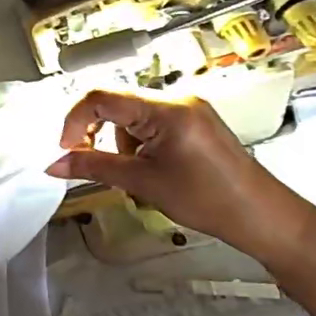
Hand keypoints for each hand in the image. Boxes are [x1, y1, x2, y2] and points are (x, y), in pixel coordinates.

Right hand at [45, 89, 314, 259]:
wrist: (263, 216)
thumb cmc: (207, 200)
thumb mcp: (143, 183)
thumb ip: (93, 167)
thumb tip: (53, 164)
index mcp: (165, 110)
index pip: (102, 98)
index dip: (75, 121)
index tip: (65, 150)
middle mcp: (177, 99)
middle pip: (116, 104)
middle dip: (98, 134)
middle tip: (91, 162)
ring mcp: (188, 108)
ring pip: (131, 115)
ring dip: (121, 143)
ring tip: (137, 176)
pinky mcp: (195, 120)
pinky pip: (151, 122)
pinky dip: (139, 143)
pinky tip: (153, 169)